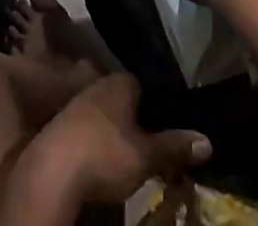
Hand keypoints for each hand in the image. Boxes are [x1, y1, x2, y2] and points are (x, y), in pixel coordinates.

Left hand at [23, 73, 209, 205]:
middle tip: (144, 142)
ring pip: (101, 114)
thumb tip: (208, 141)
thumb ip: (175, 146)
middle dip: (131, 118)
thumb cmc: (104, 155)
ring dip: (110, 130)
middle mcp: (96, 84)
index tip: (161, 125)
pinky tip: (96, 159)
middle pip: (121, 98)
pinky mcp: (55, 126)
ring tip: (121, 154)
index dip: (153, 105)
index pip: (143, 85)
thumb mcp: (146, 155)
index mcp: (120, 82)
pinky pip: (82, 129)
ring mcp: (73, 104)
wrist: (49, 174)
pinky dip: (91, 141)